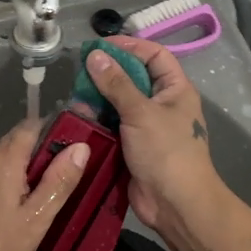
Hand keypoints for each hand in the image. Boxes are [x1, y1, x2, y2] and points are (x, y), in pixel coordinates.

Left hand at [0, 121, 89, 250]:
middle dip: (23, 163)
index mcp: (3, 159)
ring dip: (0, 174)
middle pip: (8, 146)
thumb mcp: (38, 219)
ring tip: (4, 210)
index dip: (45, 138)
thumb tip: (81, 146)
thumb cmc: (0, 250)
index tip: (54, 161)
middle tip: (31, 199)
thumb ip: (60, 180)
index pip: (29, 128)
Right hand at [86, 37, 230, 250]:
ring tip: (75, 94)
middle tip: (80, 69)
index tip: (100, 46)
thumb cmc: (166, 152)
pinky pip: (112, 124)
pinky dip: (96, 119)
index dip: (129, 46)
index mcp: (175, 89)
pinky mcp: (132, 145)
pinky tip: (78, 115)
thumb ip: (116, 83)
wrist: (176, 205)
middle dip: (108, 73)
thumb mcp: (141, 112)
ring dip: (98, 97)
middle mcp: (162, 103)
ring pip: (119, 102)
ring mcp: (147, 125)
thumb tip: (95, 55)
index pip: (154, 55)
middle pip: (133, 77)